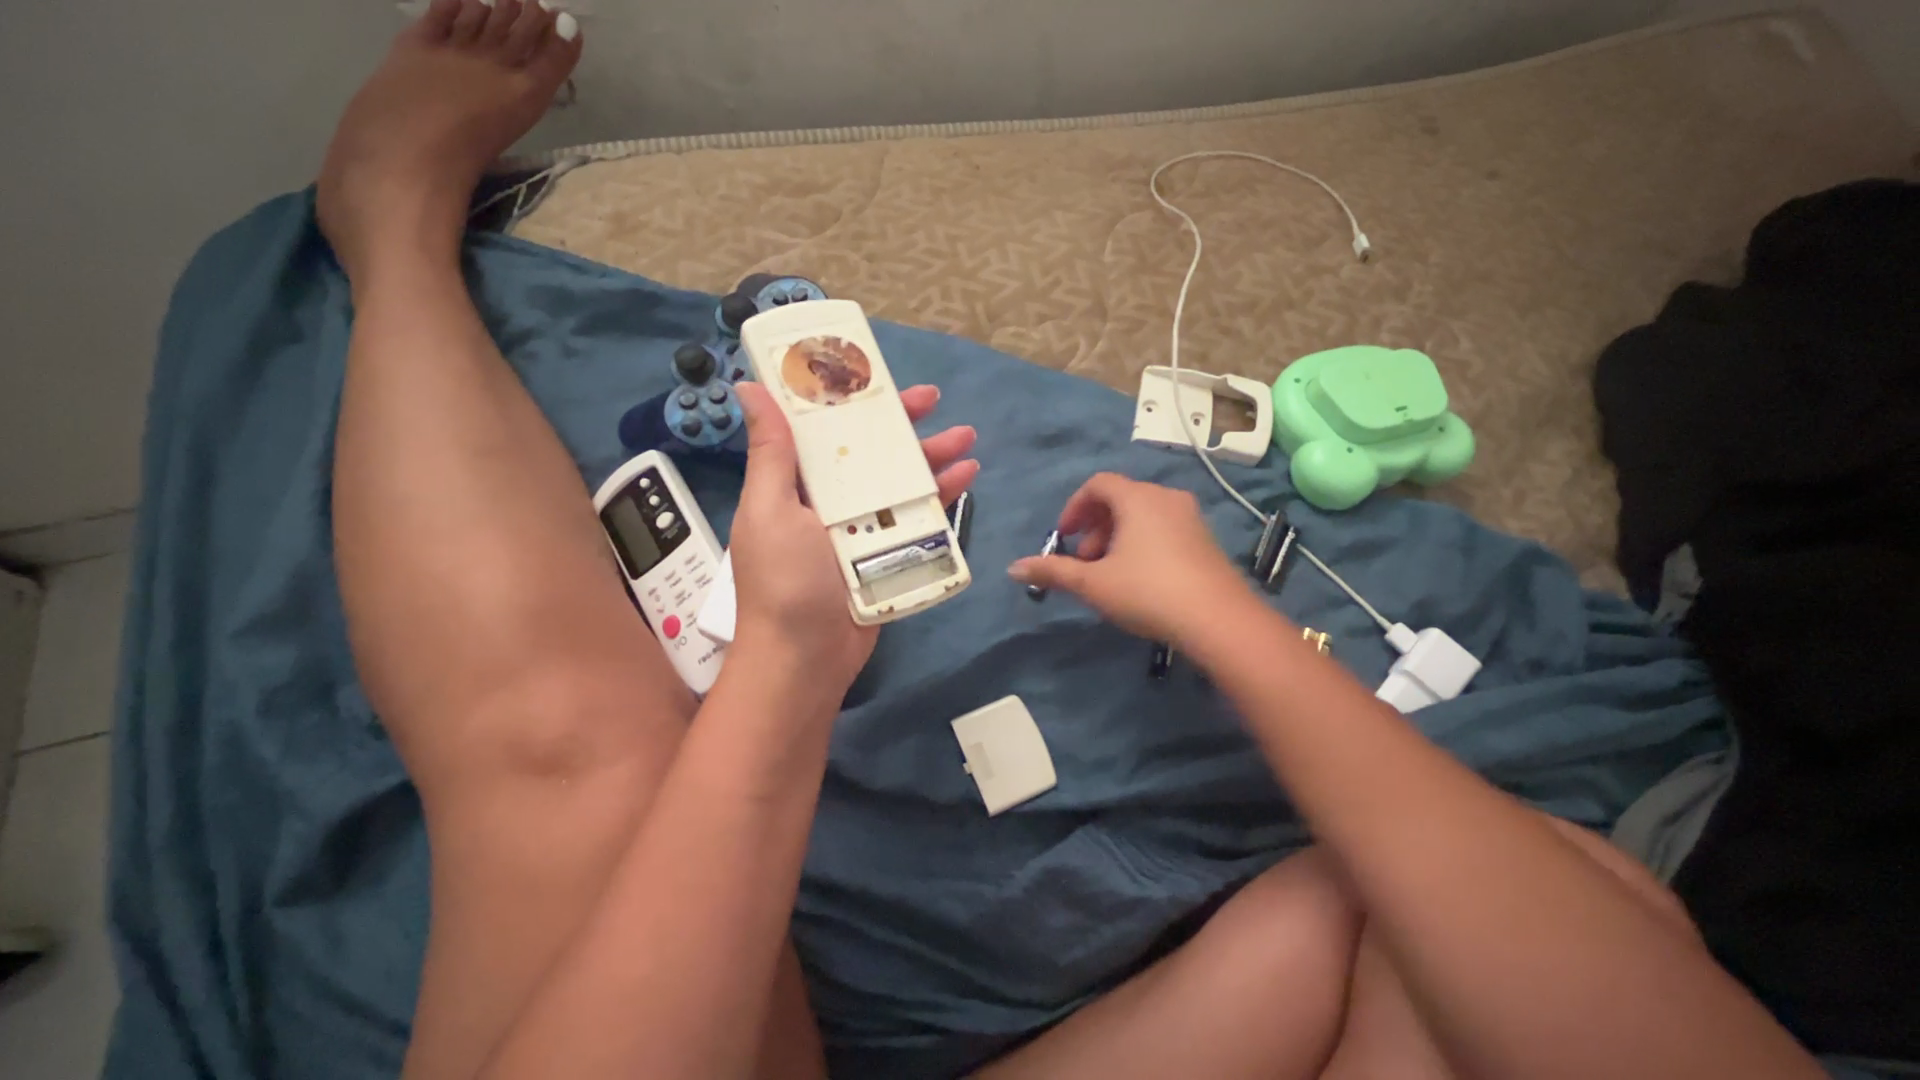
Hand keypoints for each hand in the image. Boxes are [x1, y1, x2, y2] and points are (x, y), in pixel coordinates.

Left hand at [726, 381, 978, 690]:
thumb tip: (748, 388)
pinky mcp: (886, 559)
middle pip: (869, 453)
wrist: (803, 662)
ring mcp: (859, 532)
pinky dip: (939, 500)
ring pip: (898, 483)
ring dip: (931, 459)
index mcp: (794, 486)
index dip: (850, 401)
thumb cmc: (784, 582)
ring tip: (967, 439)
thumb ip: (772, 452)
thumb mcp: (771, 509)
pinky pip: (915, 521)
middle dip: (902, 427)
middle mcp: (827, 503)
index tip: (877, 377)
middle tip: (936, 402)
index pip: (825, 431)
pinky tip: (966, 481)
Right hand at [1008, 473, 1252, 644]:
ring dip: (1118, 539)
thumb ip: (1053, 572)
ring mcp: (1191, 518)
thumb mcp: (1093, 584)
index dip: (1075, 507)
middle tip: (1084, 563)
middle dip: (1095, 528)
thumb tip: (1013, 568)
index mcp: (1137, 498)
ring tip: (1109, 576)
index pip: (1098, 484)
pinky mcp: (1206, 541)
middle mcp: (1166, 498)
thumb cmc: (1148, 591)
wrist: (1219, 619)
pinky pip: (1164, 530)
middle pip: (1121, 499)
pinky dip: (1143, 545)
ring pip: (1143, 517)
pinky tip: (1140, 582)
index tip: (1064, 537)